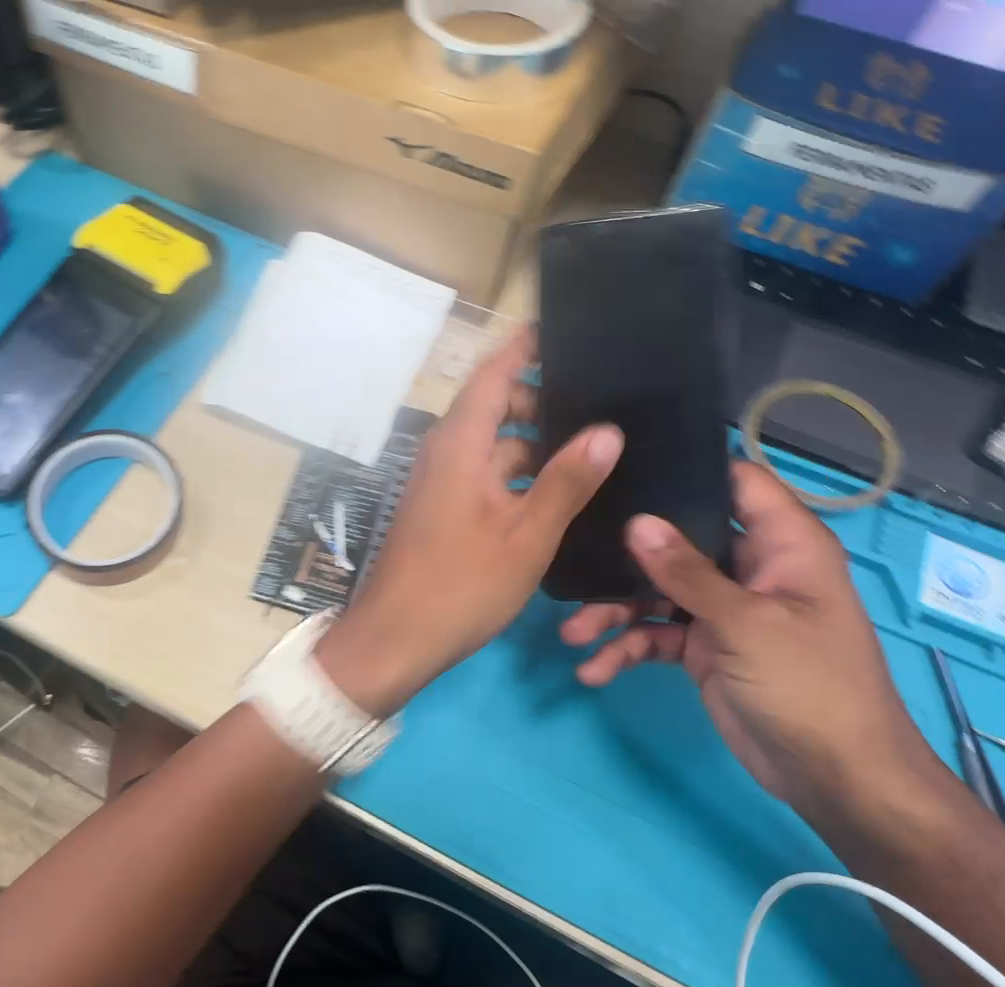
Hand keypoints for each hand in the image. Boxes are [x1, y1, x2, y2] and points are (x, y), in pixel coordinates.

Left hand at [316, 330, 623, 715]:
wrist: (396, 639)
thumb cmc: (460, 584)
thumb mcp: (526, 534)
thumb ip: (567, 480)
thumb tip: (608, 429)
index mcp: (459, 444)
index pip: (493, 373)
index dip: (526, 348)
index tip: (567, 329)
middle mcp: (445, 453)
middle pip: (496, 407)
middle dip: (544, 402)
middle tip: (605, 403)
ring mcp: (441, 483)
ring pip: (494, 446)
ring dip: (536, 445)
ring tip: (596, 448)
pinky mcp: (442, 511)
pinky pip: (486, 475)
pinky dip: (520, 475)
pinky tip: (560, 492)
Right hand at [559, 462, 935, 813]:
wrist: (833, 776)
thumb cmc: (809, 685)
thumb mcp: (747, 624)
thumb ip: (687, 573)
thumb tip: (636, 522)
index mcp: (782, 546)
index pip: (736, 485)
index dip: (687, 471)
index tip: (624, 465)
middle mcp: (749, 570)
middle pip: (678, 541)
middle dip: (626, 554)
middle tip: (572, 554)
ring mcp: (723, 611)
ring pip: (656, 592)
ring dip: (613, 612)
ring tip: (573, 634)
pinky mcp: (702, 649)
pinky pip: (655, 637)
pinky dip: (626, 650)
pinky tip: (596, 671)